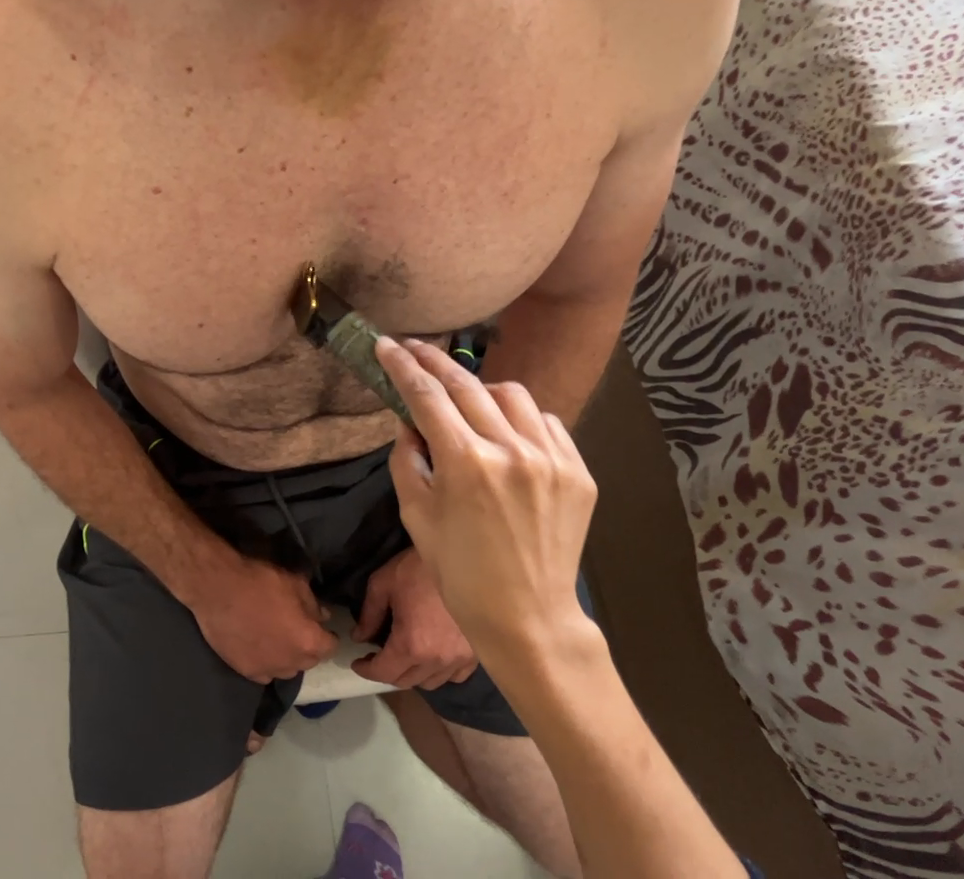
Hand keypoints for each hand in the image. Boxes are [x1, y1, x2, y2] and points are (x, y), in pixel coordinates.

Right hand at [187, 555, 337, 684]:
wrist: (217, 589)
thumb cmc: (259, 581)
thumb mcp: (295, 583)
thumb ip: (313, 604)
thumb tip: (323, 617)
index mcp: (308, 641)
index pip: (330, 646)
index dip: (327, 635)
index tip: (320, 626)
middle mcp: (292, 663)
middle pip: (310, 661)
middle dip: (308, 647)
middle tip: (296, 630)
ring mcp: (267, 670)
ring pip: (287, 670)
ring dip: (288, 658)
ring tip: (277, 641)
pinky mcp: (245, 672)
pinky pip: (264, 674)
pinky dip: (266, 665)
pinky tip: (258, 649)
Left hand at [350, 547, 480, 690]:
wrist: (463, 559)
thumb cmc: (418, 568)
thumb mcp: (383, 584)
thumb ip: (369, 615)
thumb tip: (360, 637)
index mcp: (411, 645)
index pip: (383, 672)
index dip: (366, 670)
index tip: (357, 662)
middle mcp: (436, 660)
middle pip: (405, 681)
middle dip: (386, 672)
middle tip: (376, 656)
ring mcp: (459, 660)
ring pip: (430, 682)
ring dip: (412, 674)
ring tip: (404, 655)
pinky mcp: (476, 654)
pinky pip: (455, 676)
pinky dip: (440, 672)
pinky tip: (432, 655)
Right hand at [375, 338, 598, 657]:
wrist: (527, 617)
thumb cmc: (460, 573)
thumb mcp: (416, 516)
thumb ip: (408, 460)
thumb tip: (410, 423)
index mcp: (465, 463)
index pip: (427, 396)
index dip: (401, 366)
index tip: (385, 346)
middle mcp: (511, 450)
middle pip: (467, 385)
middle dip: (434, 360)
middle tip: (414, 347)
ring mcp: (552, 459)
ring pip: (512, 396)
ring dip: (482, 390)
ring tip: (466, 401)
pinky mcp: (578, 472)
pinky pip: (546, 423)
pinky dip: (521, 420)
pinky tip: (507, 435)